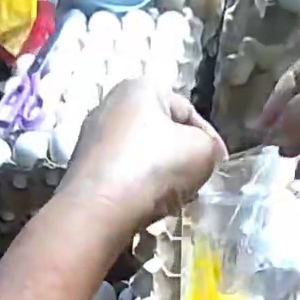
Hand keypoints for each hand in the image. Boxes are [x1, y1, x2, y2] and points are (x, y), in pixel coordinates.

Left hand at [58, 79, 225, 233]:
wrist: (96, 211)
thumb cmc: (152, 170)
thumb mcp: (202, 153)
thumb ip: (210, 149)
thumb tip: (205, 157)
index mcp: (138, 88)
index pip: (186, 110)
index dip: (209, 138)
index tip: (219, 163)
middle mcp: (108, 107)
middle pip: (158, 133)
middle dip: (180, 157)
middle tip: (196, 180)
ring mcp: (89, 141)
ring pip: (137, 157)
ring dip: (158, 175)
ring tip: (173, 198)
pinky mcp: (80, 173)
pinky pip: (118, 178)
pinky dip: (134, 189)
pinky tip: (145, 206)